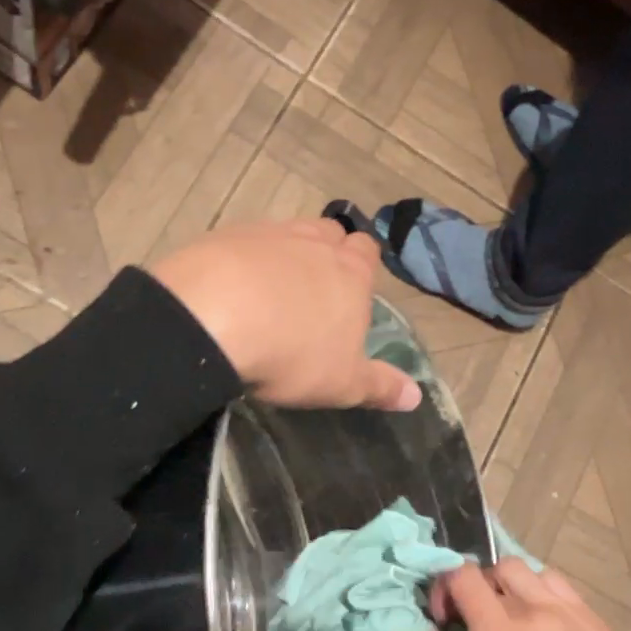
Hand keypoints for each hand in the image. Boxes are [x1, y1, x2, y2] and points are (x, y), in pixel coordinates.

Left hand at [148, 219, 422, 411]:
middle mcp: (314, 242)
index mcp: (351, 272)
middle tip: (313, 290)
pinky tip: (231, 289)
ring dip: (284, 257)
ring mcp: (268, 234)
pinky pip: (243, 244)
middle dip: (326, 254)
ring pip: (287, 234)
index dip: (362, 267)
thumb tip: (416, 396)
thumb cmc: (292, 354)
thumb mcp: (342, 383)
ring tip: (271, 291)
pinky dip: (242, 262)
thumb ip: (379, 386)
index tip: (352, 290)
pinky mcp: (225, 237)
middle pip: (329, 234)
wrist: (214, 319)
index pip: (368, 252)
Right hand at [419, 560, 630, 630]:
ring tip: (505, 617)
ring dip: (505, 585)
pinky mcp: (588, 613)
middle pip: (492, 568)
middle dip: (473, 588)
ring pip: (523, 569)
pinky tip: (538, 617)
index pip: (463, 577)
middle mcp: (533, 609)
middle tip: (472, 622)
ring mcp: (565, 607)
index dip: (443, 588)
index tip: (443, 621)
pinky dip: (535, 587)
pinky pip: (553, 580)